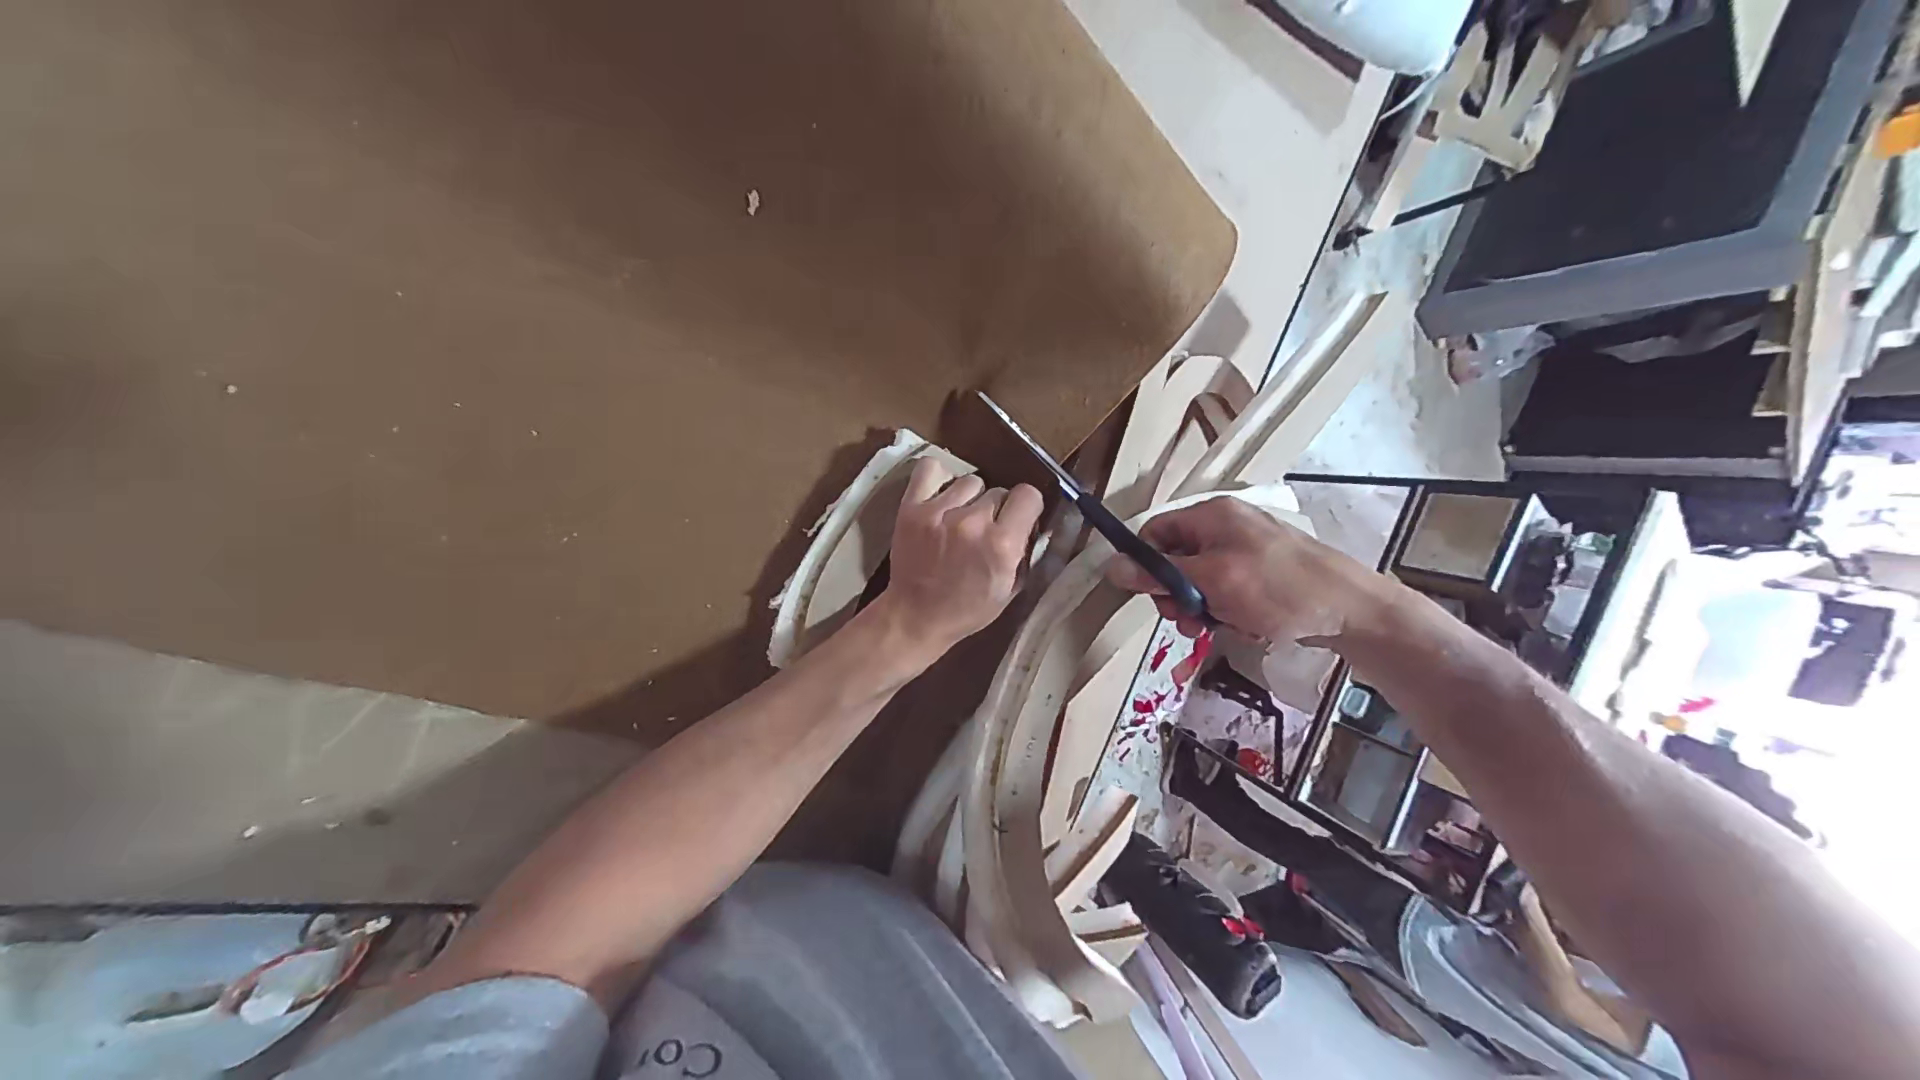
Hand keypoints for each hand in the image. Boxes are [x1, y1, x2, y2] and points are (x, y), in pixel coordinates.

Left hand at [873, 457, 1044, 661]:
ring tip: (960, 519)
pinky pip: (931, 469)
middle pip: (998, 490)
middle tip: (985, 530)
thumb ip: (1026, 550)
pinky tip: (941, 497)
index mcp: (1002, 544)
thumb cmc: (968, 608)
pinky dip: (938, 478)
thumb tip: (1036, 520)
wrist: (916, 616)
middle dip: (997, 509)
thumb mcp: (1011, 587)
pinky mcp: (911, 508)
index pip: (1028, 495)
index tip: (1018, 520)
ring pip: (970, 481)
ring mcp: (939, 512)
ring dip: (970, 498)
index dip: (1026, 508)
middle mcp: (972, 522)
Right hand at [1104, 496, 1389, 644]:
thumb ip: (1159, 574)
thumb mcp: (1212, 581)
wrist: (1353, 611)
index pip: (1155, 532)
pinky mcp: (1262, 572)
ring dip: (1198, 606)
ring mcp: (1246, 549)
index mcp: (1212, 515)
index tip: (1151, 595)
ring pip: (1198, 578)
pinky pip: (1224, 589)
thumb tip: (1111, 567)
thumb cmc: (1278, 590)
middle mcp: (1226, 525)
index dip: (1145, 564)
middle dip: (1175, 592)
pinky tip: (1238, 624)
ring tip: (1213, 626)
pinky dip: (1224, 609)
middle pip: (1174, 558)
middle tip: (1186, 619)